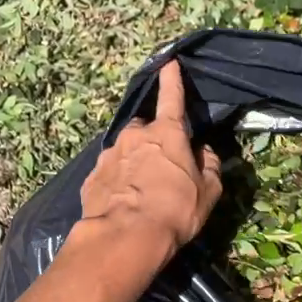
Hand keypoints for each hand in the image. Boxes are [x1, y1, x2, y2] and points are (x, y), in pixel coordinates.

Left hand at [70, 60, 222, 284]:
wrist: (124, 238)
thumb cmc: (175, 209)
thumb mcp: (208, 191)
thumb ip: (209, 166)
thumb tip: (205, 152)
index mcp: (167, 134)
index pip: (172, 99)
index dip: (173, 81)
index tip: (169, 63)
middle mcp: (135, 138)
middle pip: (144, 129)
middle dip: (152, 139)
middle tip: (163, 163)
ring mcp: (109, 157)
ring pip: (125, 151)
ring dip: (134, 162)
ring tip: (143, 188)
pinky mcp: (91, 179)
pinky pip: (109, 173)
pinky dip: (118, 181)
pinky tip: (126, 201)